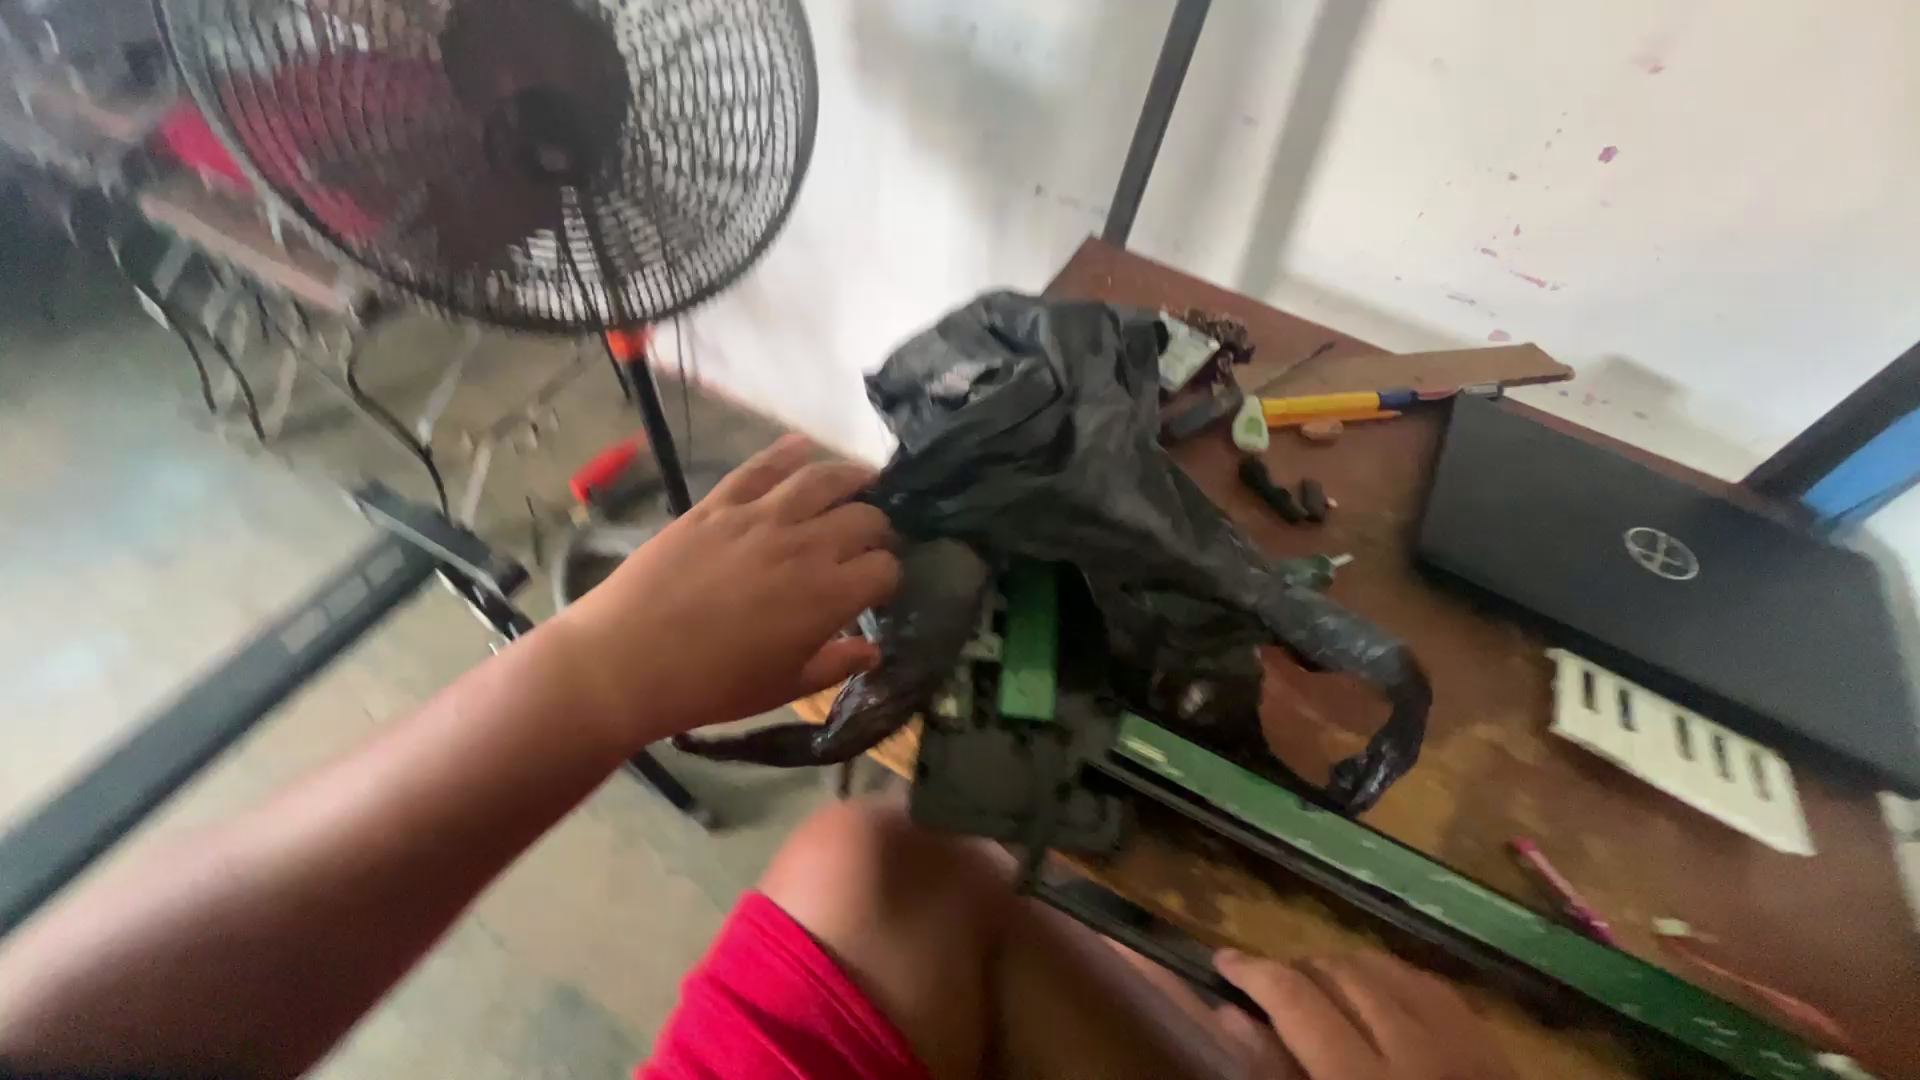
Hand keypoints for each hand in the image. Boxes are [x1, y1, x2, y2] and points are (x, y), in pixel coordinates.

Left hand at [556, 436, 899, 743]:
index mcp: (827, 596)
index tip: (878, 586)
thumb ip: (836, 664)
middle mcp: (805, 546)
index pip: (883, 569)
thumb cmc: (712, 685)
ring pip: (822, 480)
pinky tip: (801, 445)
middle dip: (879, 528)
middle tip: (872, 538)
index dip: (888, 576)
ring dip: (852, 475)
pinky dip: (784, 452)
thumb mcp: (785, 687)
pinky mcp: (719, 504)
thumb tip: (873, 651)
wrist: (626, 662)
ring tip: (865, 477)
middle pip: (864, 519)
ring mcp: (760, 518)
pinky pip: (760, 467)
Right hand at [1212, 949, 1511, 1079]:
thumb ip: (1276, 1077)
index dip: (1252, 971)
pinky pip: (1434, 989)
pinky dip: (1394, 981)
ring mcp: (1466, 1051)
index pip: (1295, 998)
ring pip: (1386, 969)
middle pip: (1340, 973)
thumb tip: (1232, 1018)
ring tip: (1321, 989)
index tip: (1222, 960)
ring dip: (1343, 970)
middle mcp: (1417, 1053)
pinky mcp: (1498, 1057)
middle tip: (1271, 987)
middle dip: (1296, 968)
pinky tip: (1381, 1000)